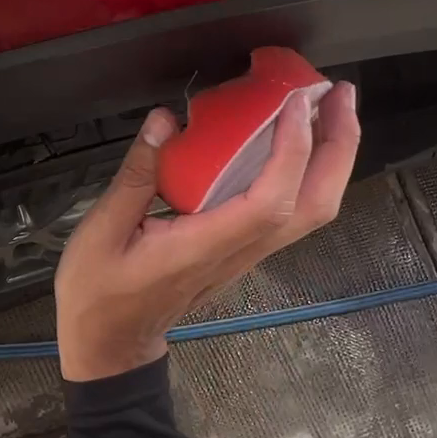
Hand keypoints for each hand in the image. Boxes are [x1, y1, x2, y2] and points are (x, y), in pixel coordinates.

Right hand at [54, 83, 359, 381]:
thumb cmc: (99, 295)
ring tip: (325, 110)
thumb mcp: (100, 232)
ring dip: (329, 159)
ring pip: (309, 213)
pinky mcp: (239, 254)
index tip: (294, 102)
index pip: (269, 201)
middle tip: (337, 94)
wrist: (110, 343)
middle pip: (313, 207)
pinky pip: (287, 214)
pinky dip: (304, 174)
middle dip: (337, 147)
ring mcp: (243, 256)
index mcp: (202, 247)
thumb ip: (135, 176)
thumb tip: (163, 121)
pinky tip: (290, 145)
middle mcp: (236, 253)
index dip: (292, 150)